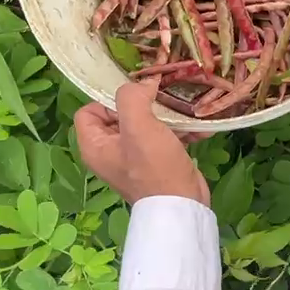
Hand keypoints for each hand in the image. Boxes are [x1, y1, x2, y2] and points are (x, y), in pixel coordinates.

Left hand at [74, 81, 209, 206]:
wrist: (182, 206)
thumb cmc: (155, 167)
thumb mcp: (139, 126)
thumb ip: (132, 97)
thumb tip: (145, 83)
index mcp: (95, 146)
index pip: (88, 111)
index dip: (109, 100)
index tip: (135, 99)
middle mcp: (110, 153)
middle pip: (120, 115)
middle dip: (145, 104)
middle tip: (164, 98)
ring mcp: (134, 160)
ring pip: (146, 125)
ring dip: (168, 116)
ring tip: (187, 110)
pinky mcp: (157, 164)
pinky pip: (165, 139)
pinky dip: (181, 132)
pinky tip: (200, 128)